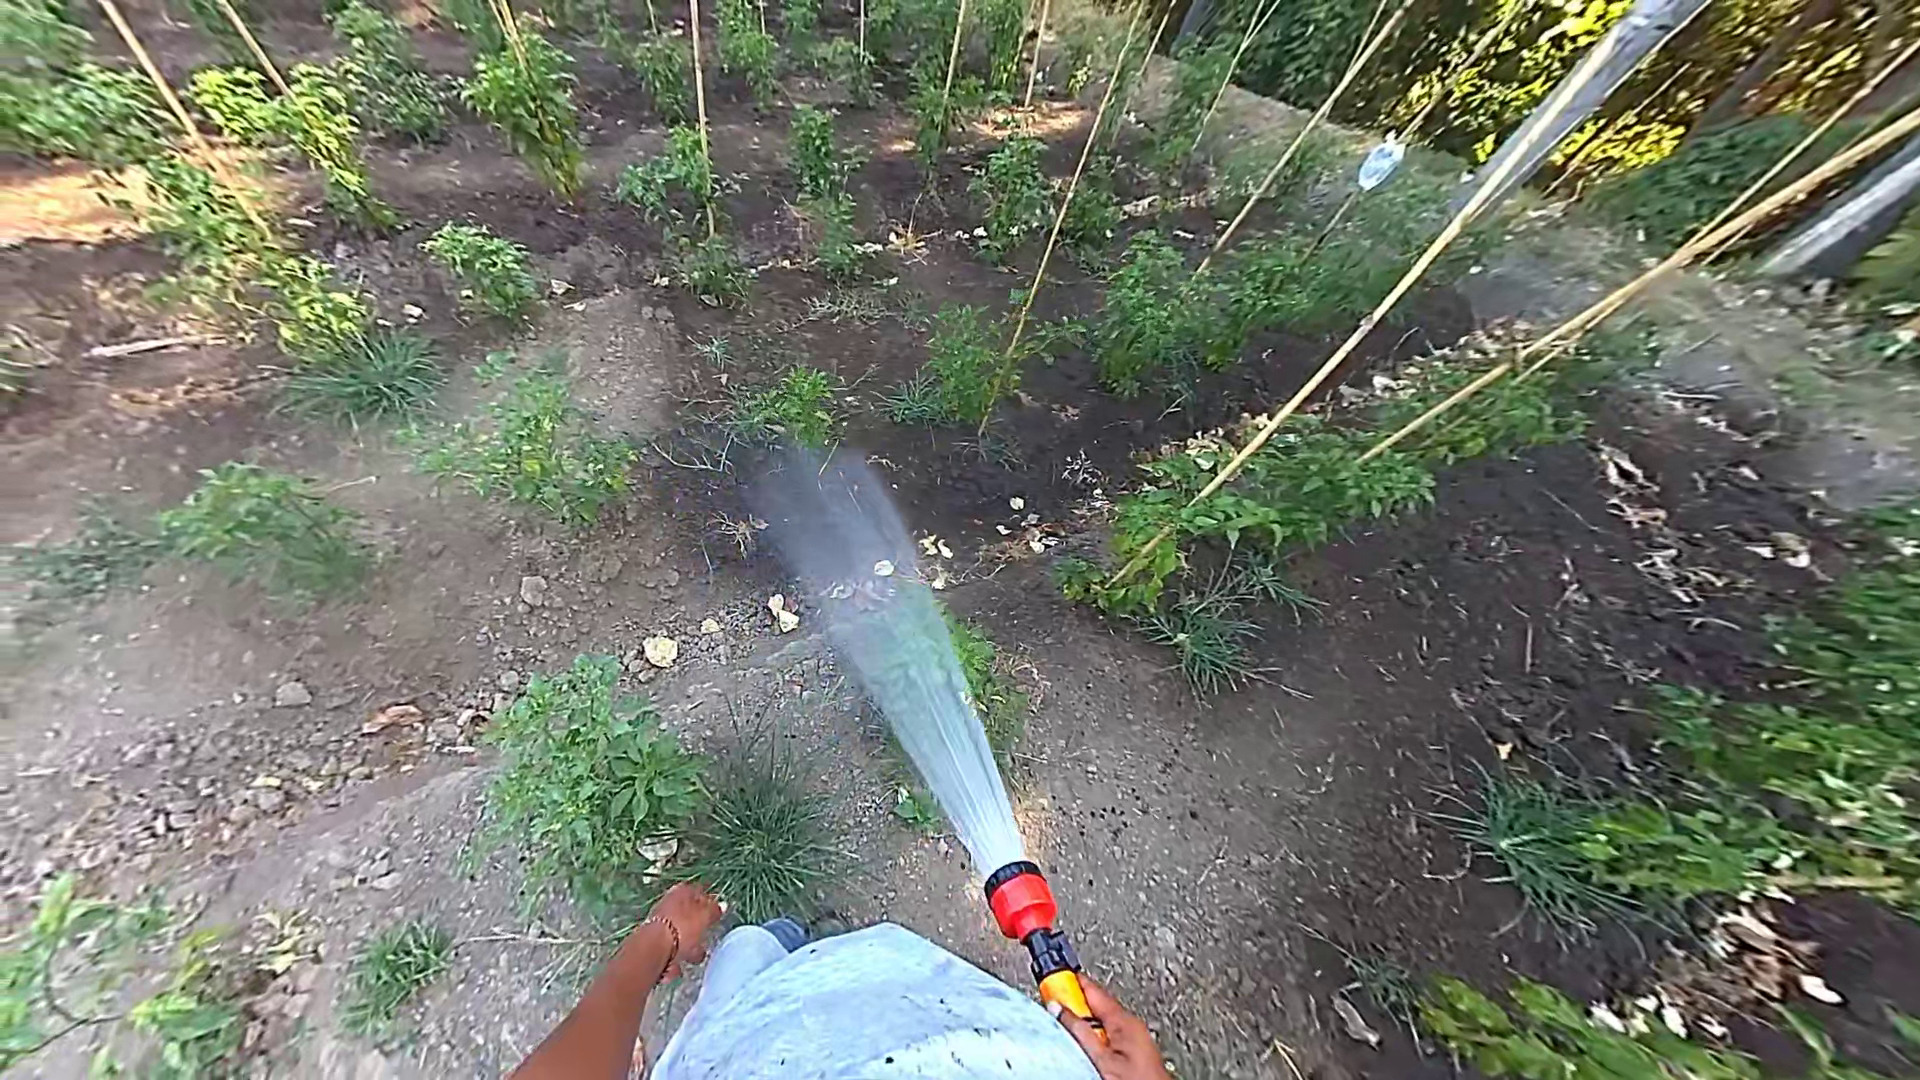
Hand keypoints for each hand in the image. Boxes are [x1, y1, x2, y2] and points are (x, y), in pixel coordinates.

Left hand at [643, 882, 722, 978]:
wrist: (649, 953)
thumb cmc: (681, 928)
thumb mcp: (704, 917)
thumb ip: (714, 911)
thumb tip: (722, 905)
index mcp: (681, 892)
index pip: (698, 892)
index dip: (708, 903)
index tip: (715, 914)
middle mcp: (666, 905)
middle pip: (685, 915)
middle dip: (696, 928)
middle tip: (706, 939)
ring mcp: (655, 926)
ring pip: (675, 935)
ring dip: (684, 947)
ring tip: (694, 960)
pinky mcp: (647, 947)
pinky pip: (665, 951)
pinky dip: (672, 959)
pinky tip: (676, 969)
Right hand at [1051, 975, 1172, 1079]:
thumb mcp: (1100, 1060)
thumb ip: (1079, 1032)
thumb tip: (1057, 1007)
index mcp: (1124, 1019)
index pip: (1091, 988)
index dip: (1070, 982)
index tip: (1051, 979)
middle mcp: (1131, 1025)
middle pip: (1096, 1006)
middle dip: (1076, 1007)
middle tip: (1055, 1009)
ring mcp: (1135, 1040)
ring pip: (1102, 1023)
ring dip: (1085, 1025)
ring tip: (1069, 1033)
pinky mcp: (1135, 1055)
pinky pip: (1109, 1037)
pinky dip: (1095, 1038)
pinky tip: (1087, 1050)